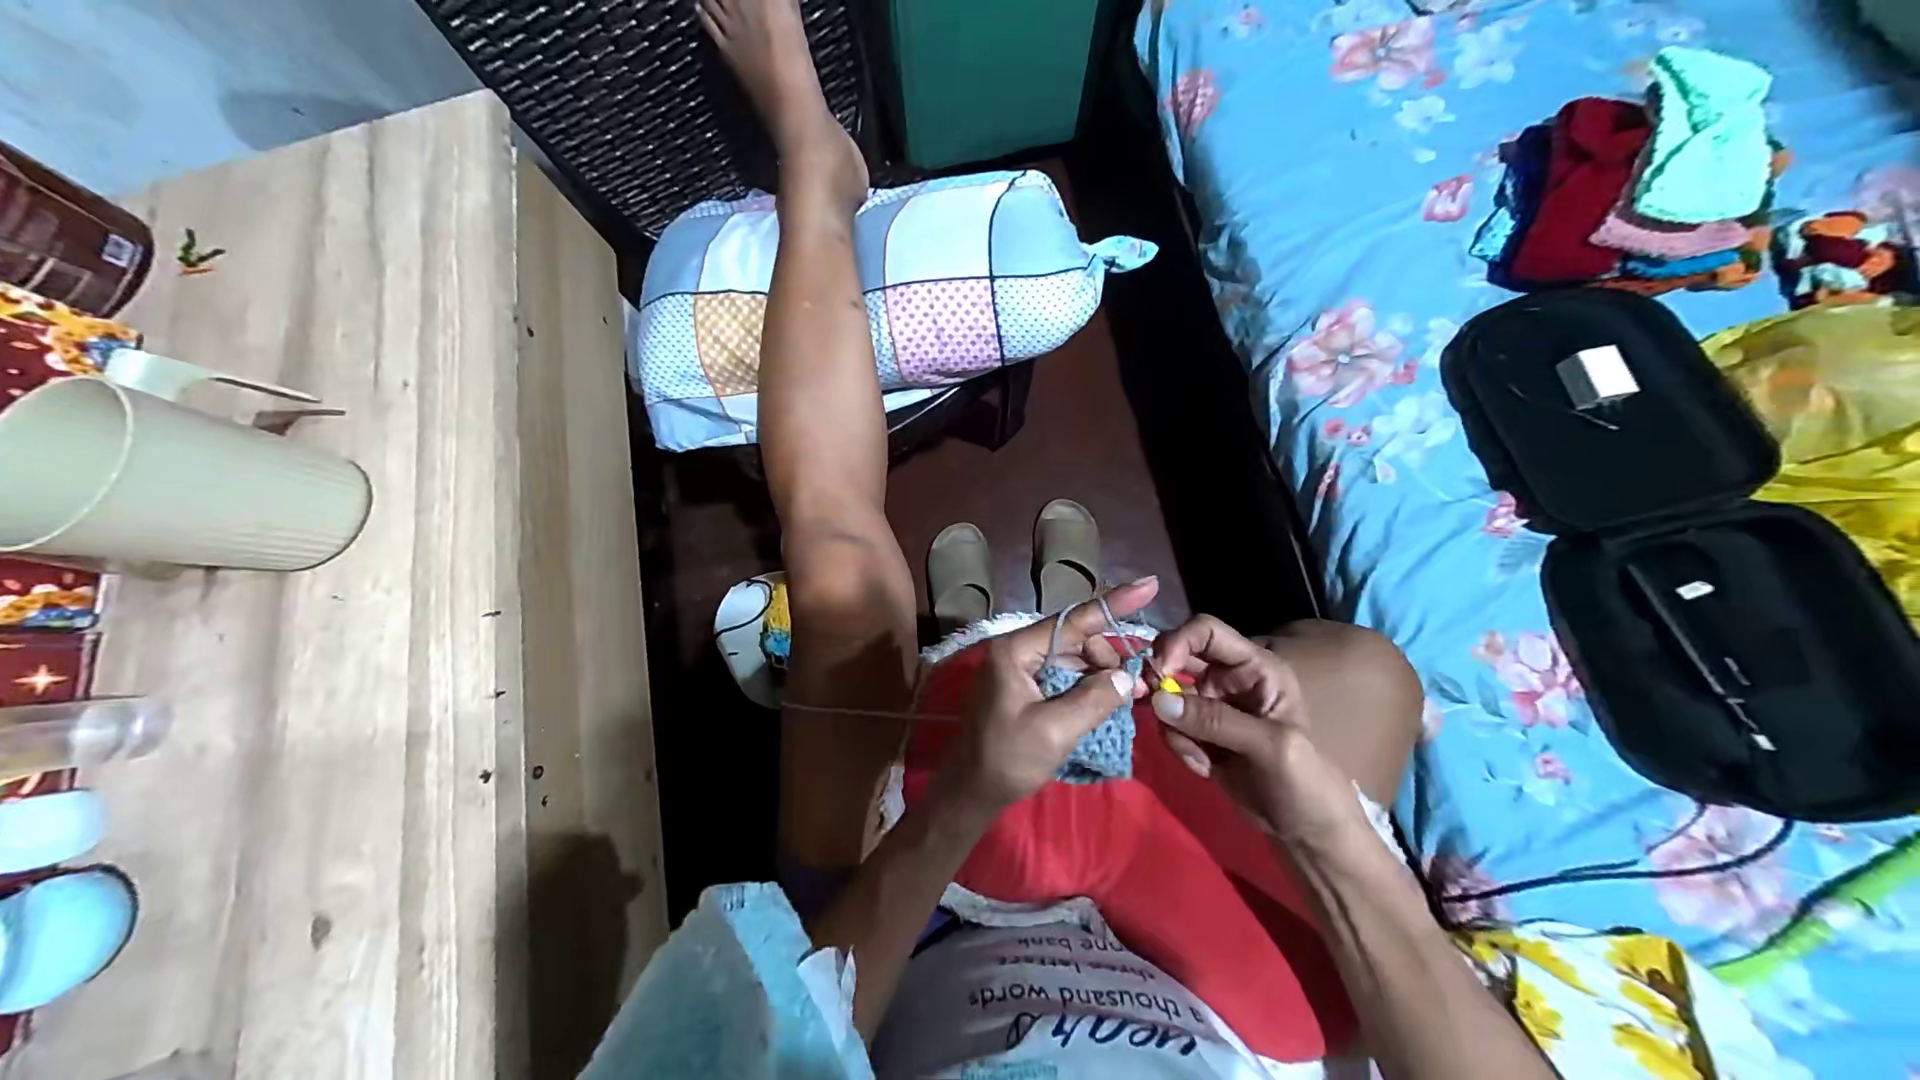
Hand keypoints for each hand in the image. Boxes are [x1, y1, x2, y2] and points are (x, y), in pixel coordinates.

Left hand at [937, 578, 1157, 813]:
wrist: (971, 791)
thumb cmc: (1007, 759)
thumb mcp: (1055, 731)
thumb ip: (1094, 698)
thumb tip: (1128, 676)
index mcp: (1015, 651)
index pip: (1072, 620)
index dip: (1114, 604)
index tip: (1149, 586)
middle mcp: (1016, 650)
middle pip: (1075, 637)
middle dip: (1109, 654)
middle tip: (1140, 681)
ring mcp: (1019, 668)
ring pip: (1073, 655)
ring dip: (1102, 671)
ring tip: (1128, 694)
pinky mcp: (1025, 686)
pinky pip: (1065, 674)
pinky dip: (1089, 683)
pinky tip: (1109, 698)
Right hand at [1150, 615, 1371, 852]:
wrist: (1307, 833)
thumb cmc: (1306, 782)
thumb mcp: (1270, 747)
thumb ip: (1216, 720)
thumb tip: (1158, 700)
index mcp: (1256, 667)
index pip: (1207, 631)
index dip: (1178, 640)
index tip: (1159, 670)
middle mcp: (1229, 679)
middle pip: (1176, 656)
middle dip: (1160, 680)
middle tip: (1153, 707)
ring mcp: (1211, 705)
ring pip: (1166, 696)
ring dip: (1173, 726)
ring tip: (1199, 758)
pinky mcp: (1197, 732)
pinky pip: (1169, 726)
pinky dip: (1178, 746)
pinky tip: (1204, 768)